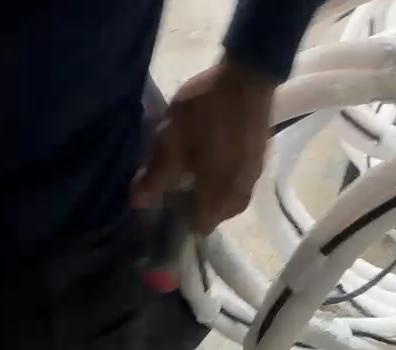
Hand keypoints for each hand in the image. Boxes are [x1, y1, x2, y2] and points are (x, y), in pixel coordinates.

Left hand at [134, 59, 277, 232]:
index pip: (200, 227)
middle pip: (216, 215)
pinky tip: (216, 157)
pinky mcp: (260, 161)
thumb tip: (136, 202)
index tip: (169, 203)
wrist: (249, 76)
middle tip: (180, 184)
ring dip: (214, 193)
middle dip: (199, 206)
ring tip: (198, 169)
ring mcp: (253, 179)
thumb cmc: (206, 111)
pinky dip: (227, 178)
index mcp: (217, 197)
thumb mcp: (172, 140)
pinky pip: (239, 182)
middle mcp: (238, 196)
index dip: (183, 220)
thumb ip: (156, 175)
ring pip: (230, 200)